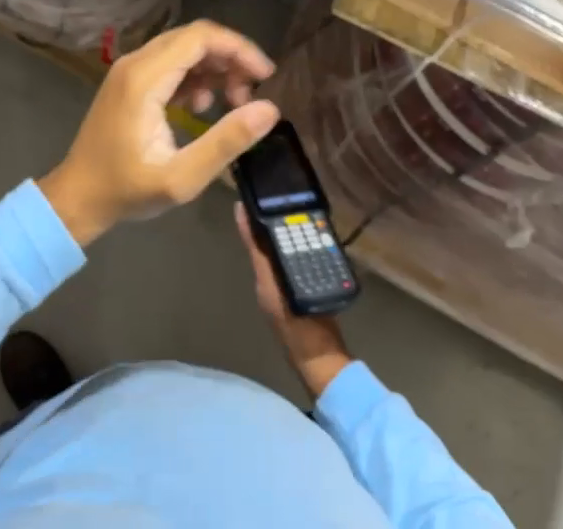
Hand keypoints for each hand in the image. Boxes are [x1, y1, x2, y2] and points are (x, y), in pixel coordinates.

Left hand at [39, 20, 279, 246]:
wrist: (77, 198)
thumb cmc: (127, 190)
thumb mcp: (182, 177)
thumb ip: (226, 141)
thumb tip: (269, 109)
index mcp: (145, 79)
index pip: (201, 37)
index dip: (239, 49)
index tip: (266, 76)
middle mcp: (135, 64)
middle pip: (193, 38)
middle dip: (230, 59)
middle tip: (251, 95)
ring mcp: (129, 71)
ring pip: (183, 49)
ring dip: (214, 68)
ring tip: (234, 104)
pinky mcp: (129, 82)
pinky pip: (170, 64)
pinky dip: (195, 77)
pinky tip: (202, 108)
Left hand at [235, 203, 352, 398]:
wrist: (320, 361)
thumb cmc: (306, 329)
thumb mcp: (294, 294)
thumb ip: (281, 268)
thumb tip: (268, 237)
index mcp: (265, 283)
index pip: (253, 247)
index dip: (247, 225)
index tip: (242, 202)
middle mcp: (268, 286)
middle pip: (264, 250)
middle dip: (265, 227)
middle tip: (273, 204)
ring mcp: (281, 293)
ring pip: (277, 258)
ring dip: (280, 239)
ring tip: (291, 218)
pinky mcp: (296, 298)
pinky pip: (291, 269)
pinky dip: (294, 254)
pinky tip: (307, 246)